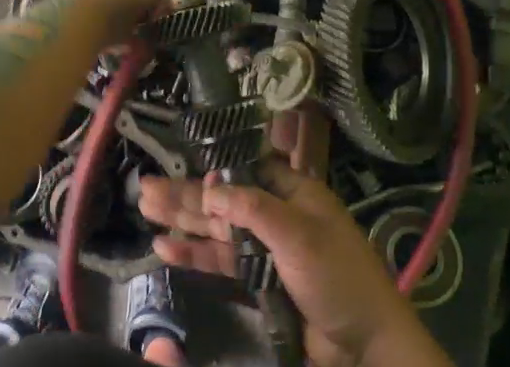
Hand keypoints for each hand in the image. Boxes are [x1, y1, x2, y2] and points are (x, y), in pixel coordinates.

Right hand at [138, 165, 453, 366]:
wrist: (365, 344)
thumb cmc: (338, 275)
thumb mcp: (297, 233)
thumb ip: (250, 208)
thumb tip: (208, 188)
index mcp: (294, 193)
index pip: (247, 170)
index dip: (214, 169)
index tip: (183, 165)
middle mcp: (276, 216)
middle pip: (223, 201)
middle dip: (185, 195)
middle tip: (144, 188)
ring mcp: (266, 250)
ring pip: (216, 230)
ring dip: (182, 221)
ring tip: (145, 209)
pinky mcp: (259, 281)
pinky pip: (221, 261)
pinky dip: (194, 254)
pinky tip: (165, 248)